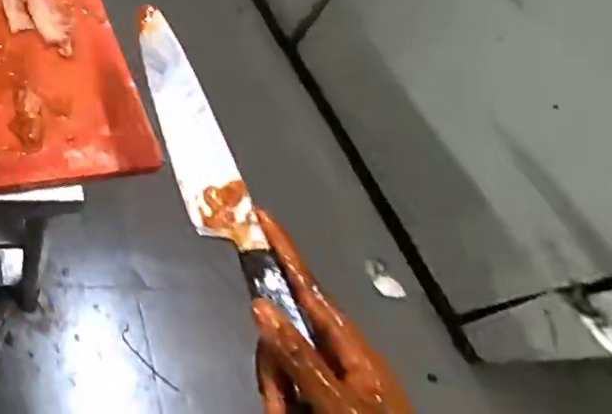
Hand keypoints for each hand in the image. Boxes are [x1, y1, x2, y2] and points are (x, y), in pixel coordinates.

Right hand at [252, 208, 414, 413]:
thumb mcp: (339, 403)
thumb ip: (299, 355)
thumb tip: (258, 304)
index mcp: (353, 346)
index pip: (308, 286)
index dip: (283, 249)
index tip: (259, 215)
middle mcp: (341, 355)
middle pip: (285, 330)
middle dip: (272, 365)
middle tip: (277, 403)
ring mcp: (334, 380)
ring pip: (281, 361)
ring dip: (277, 392)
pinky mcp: (325, 400)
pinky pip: (288, 386)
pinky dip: (283, 405)